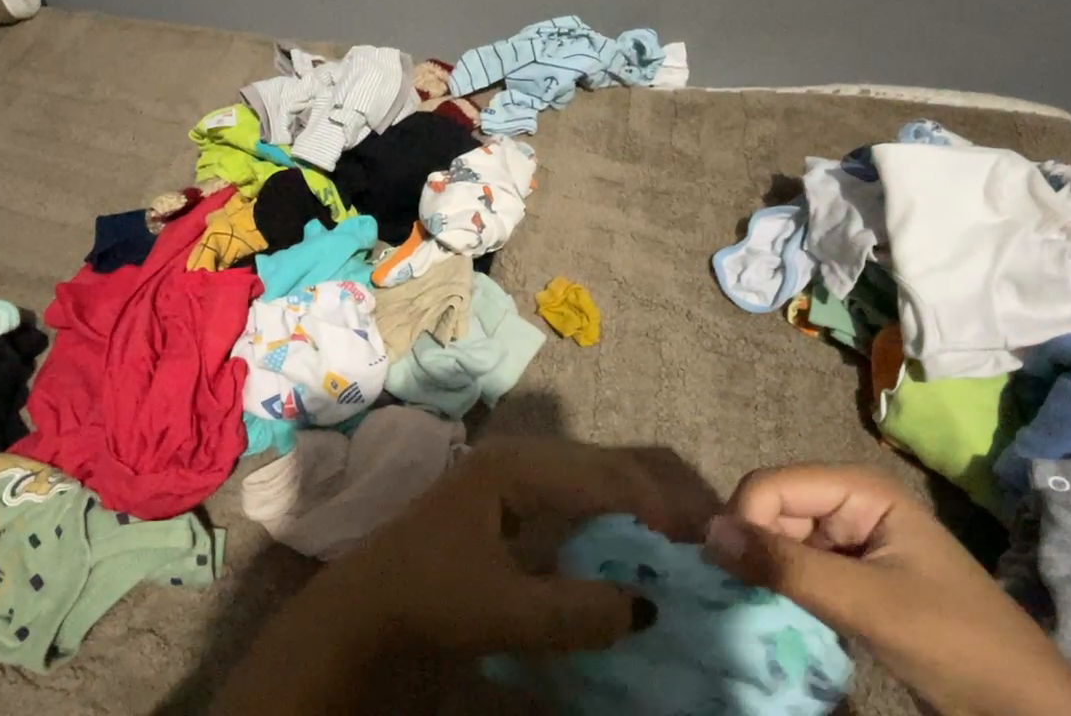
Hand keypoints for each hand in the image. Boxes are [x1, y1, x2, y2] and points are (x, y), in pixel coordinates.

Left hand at [215, 437, 719, 712]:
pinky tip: (632, 549)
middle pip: (606, 466)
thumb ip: (576, 611)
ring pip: (593, 481)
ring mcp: (512, 478)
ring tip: (681, 543)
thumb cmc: (427, 599)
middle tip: (709, 538)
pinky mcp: (509, 505)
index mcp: (516, 467)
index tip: (709, 541)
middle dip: (658, 499)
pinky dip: (611, 521)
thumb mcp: (503, 610)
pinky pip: (576, 502)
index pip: (607, 474)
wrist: (361, 611)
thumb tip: (648, 606)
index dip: (661, 505)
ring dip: (638, 508)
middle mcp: (518, 459)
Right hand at [705, 465, 1070, 715]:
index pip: (770, 486)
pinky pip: (796, 566)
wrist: (1025, 711)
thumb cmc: (955, 644)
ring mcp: (851, 541)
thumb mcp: (867, 604)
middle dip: (752, 545)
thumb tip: (708, 533)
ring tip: (765, 607)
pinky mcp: (851, 576)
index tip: (732, 573)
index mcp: (859, 490)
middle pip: (771, 507)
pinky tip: (783, 611)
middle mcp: (850, 504)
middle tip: (748, 595)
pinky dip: (781, 586)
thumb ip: (786, 566)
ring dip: (765, 569)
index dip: (744, 522)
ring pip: (778, 538)